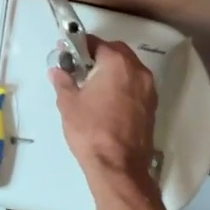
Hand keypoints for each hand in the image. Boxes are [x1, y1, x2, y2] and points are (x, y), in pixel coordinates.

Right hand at [49, 36, 157, 180]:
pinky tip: (106, 99)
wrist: (118, 166)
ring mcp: (149, 90)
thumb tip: (58, 70)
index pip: (97, 43)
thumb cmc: (90, 130)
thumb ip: (63, 81)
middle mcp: (138, 71)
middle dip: (98, 55)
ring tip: (92, 84)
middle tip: (79, 67)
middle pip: (117, 52)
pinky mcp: (152, 107)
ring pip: (129, 69)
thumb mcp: (68, 103)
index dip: (79, 45)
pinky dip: (122, 85)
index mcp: (117, 64)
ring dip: (112, 70)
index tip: (66, 52)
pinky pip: (135, 85)